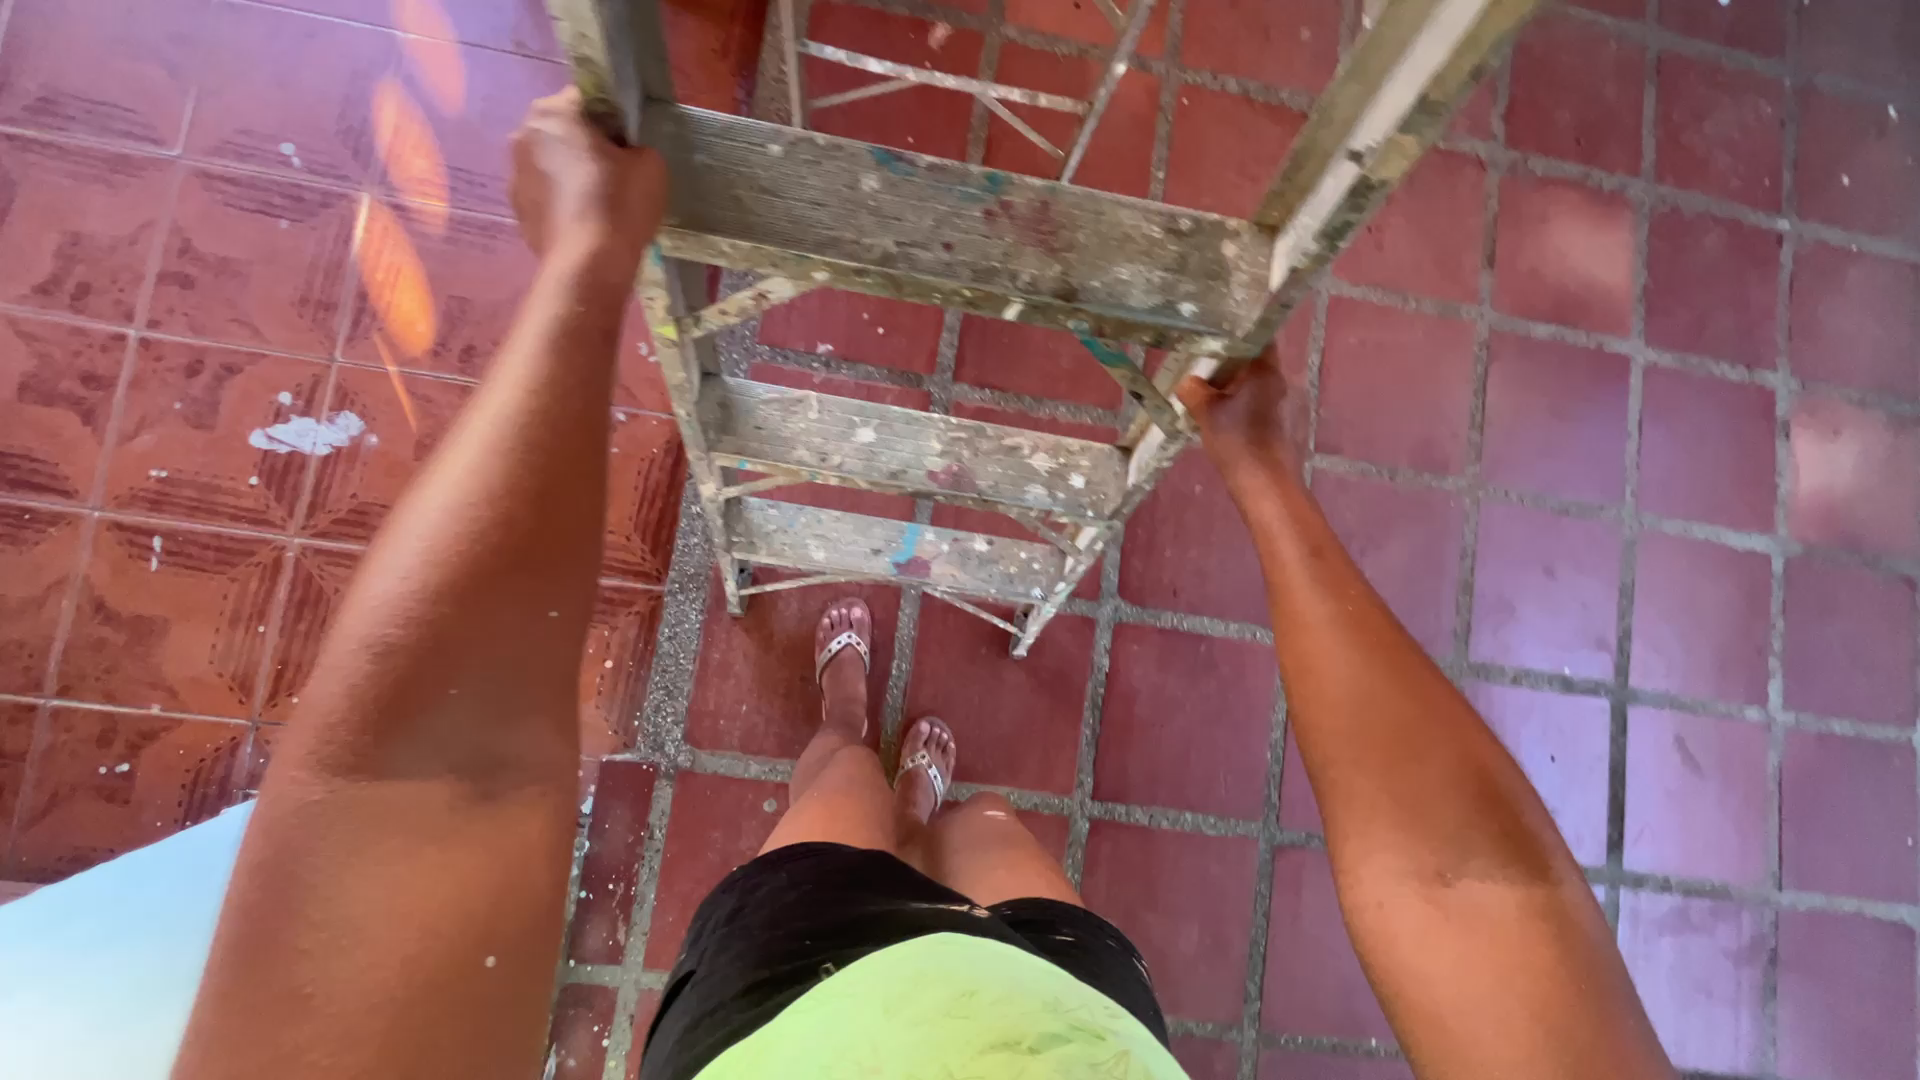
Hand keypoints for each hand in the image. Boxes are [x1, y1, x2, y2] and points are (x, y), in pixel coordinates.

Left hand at [508, 87, 667, 271]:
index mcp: (554, 111)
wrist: (588, 265)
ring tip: (602, 208)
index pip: (589, 100)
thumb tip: (627, 153)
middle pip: (566, 132)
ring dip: (573, 177)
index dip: (615, 123)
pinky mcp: (517, 209)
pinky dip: (563, 205)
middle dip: (588, 149)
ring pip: (553, 165)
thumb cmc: (619, 206)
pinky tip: (586, 226)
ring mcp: (515, 173)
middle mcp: (524, 133)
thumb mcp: (651, 166)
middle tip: (618, 179)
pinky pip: (546, 196)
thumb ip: (639, 148)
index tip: (630, 150)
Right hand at [1175, 343, 1304, 497]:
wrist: (1265, 483)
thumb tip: (1187, 382)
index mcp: (1266, 370)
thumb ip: (1194, 390)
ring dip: (1235, 388)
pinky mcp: (1283, 425)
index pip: (1257, 337)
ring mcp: (1286, 404)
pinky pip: (1259, 404)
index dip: (1236, 334)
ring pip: (1256, 385)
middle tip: (1203, 369)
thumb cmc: (1237, 441)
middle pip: (1255, 362)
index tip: (1215, 337)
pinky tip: (1223, 419)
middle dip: (1230, 365)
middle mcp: (1281, 381)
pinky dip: (1242, 406)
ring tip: (1208, 396)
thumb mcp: (1206, 412)